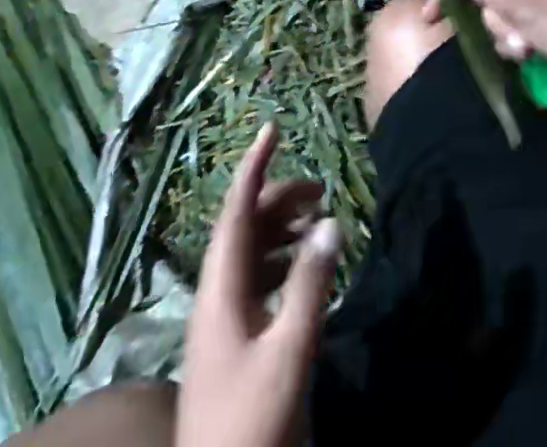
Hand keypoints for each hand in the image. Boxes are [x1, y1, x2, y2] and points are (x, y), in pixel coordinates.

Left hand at [177, 122, 340, 446]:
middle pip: (244, 227)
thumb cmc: (252, 417)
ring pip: (251, 252)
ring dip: (281, 230)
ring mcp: (223, 316)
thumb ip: (310, 284)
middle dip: (278, 199)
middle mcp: (216, 292)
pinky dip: (281, 262)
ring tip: (317, 222)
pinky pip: (257, 279)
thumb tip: (330, 221)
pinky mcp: (235, 336)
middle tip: (320, 188)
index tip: (272, 128)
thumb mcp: (288, 349)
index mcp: (220, 287)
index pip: (235, 209)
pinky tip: (305, 267)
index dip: (253, 166)